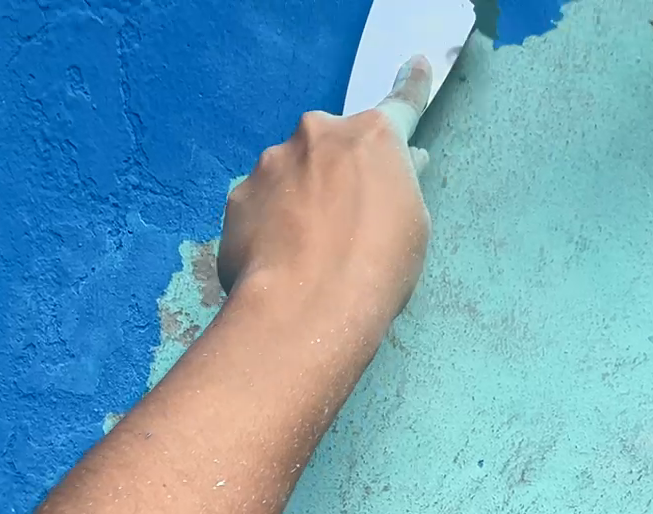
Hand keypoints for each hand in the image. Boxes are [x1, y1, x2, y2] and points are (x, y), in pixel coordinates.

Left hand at [216, 57, 435, 332]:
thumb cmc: (376, 270)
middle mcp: (315, 135)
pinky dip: (265, 231)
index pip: (399, 107)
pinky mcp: (236, 200)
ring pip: (286, 179)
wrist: (307, 307)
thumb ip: (399, 189)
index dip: (411, 90)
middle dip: (334, 177)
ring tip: (301, 256)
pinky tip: (274, 266)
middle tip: (338, 226)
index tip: (417, 66)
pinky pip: (256, 211)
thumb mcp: (410, 228)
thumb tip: (400, 169)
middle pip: (329, 150)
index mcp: (371, 136)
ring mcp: (268, 165)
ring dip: (294, 204)